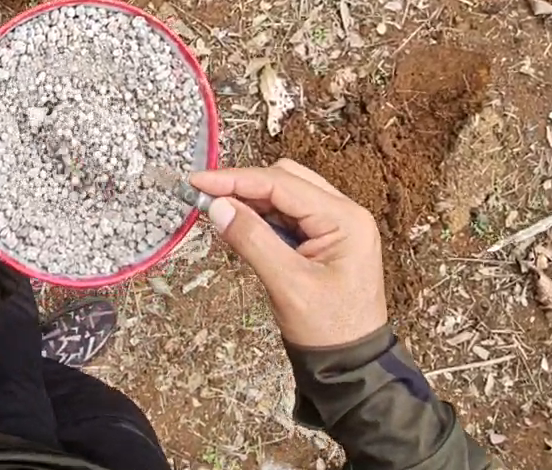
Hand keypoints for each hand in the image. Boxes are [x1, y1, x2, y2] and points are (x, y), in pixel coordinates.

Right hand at [188, 158, 386, 347]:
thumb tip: (217, 206)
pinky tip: (242, 225)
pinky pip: (287, 213)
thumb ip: (252, 240)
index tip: (200, 182)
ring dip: (251, 200)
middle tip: (208, 198)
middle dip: (244, 186)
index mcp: (345, 219)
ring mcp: (336, 224)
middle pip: (284, 179)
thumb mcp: (287, 285)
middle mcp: (343, 213)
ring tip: (221, 213)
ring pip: (284, 193)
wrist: (351, 370)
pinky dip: (262, 216)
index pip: (281, 183)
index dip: (236, 179)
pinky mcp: (324, 237)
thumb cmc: (328, 331)